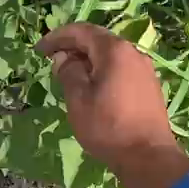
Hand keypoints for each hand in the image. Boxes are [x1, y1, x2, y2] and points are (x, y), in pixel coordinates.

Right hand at [36, 22, 188, 187]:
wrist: (147, 156)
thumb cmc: (107, 127)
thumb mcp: (78, 100)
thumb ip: (69, 73)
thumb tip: (64, 58)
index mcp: (114, 50)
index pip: (81, 31)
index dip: (57, 37)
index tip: (39, 50)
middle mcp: (133, 53)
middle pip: (98, 41)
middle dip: (73, 47)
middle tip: (53, 61)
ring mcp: (145, 70)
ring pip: (111, 56)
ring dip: (89, 61)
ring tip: (71, 75)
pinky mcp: (149, 87)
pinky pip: (121, 70)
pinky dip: (103, 72)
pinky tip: (94, 88)